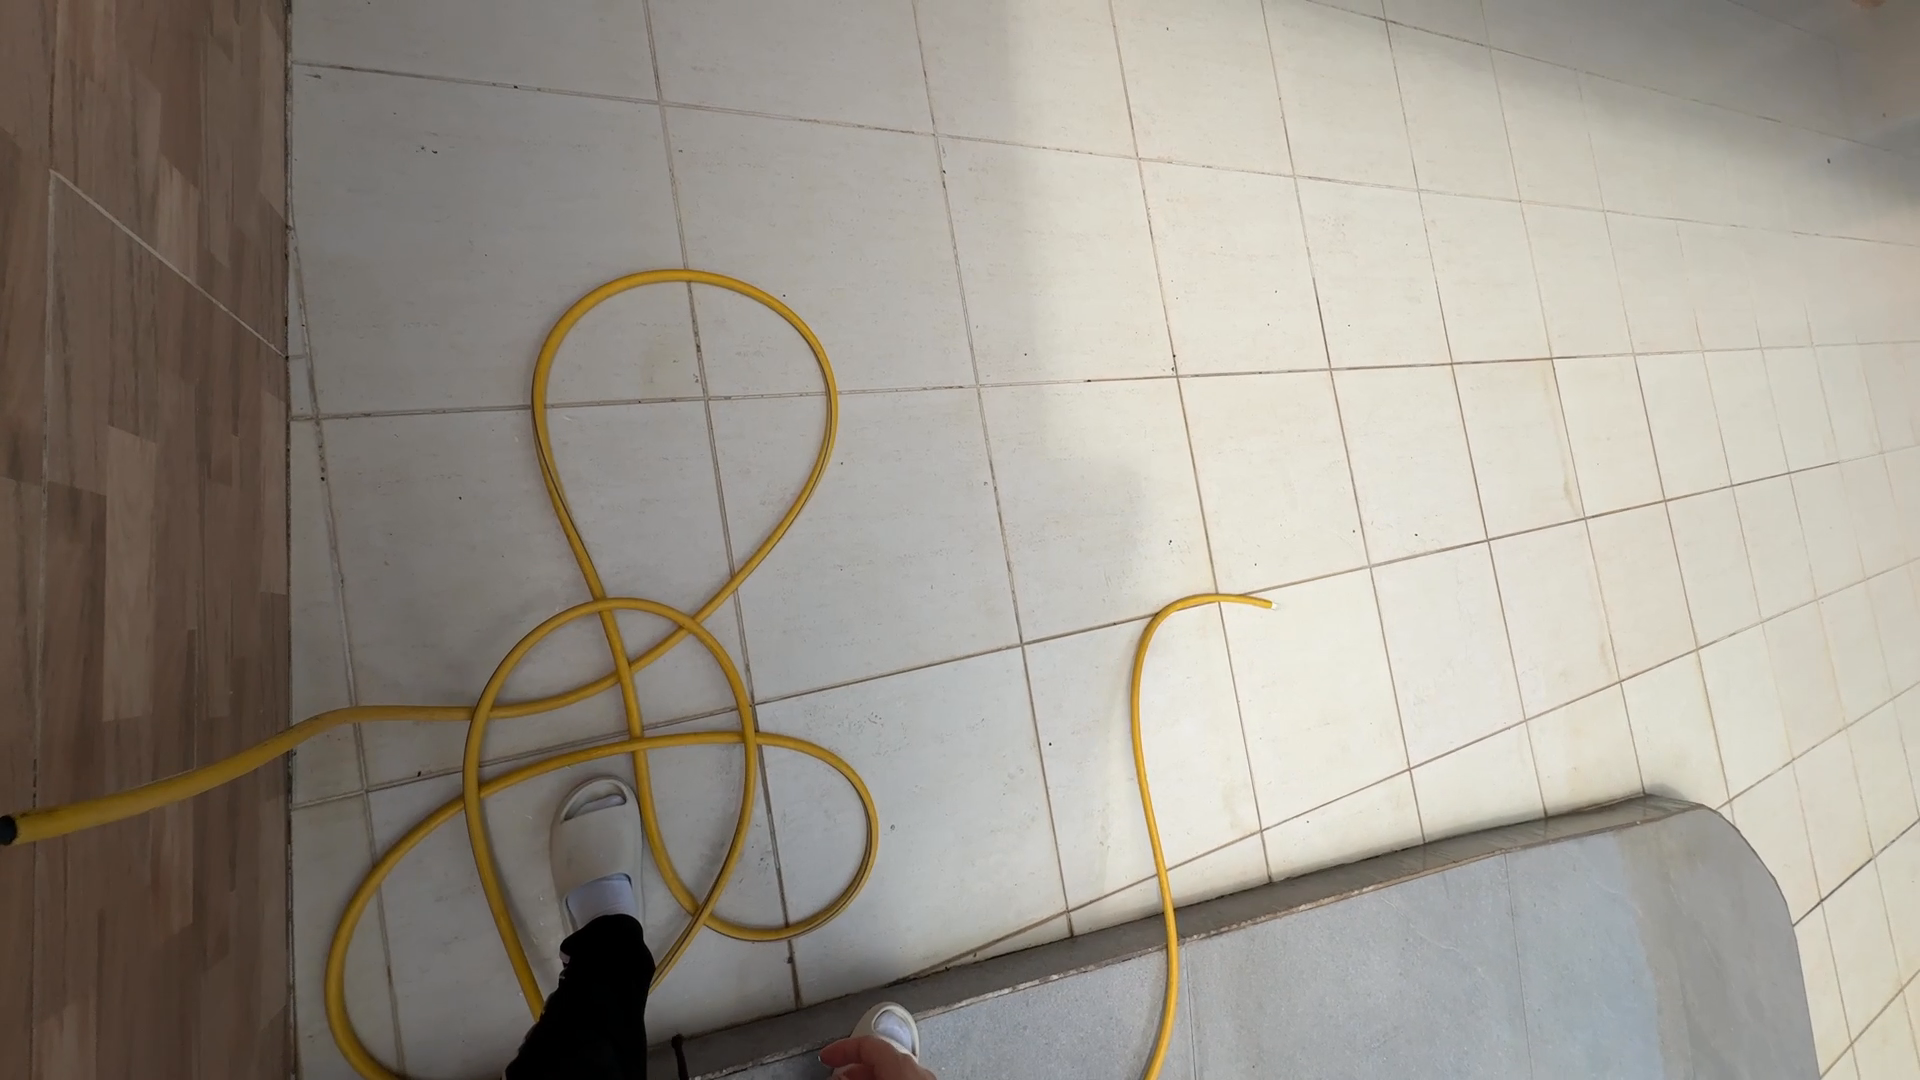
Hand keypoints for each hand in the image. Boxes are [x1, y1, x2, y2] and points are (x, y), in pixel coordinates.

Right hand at [819, 1035, 935, 1079]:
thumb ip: (849, 1076)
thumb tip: (834, 1075)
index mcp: (902, 1061)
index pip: (867, 1042)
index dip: (842, 1046)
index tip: (826, 1054)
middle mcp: (917, 1067)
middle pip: (880, 1055)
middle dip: (855, 1063)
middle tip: (835, 1073)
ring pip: (892, 1068)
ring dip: (868, 1074)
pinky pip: (902, 1079)